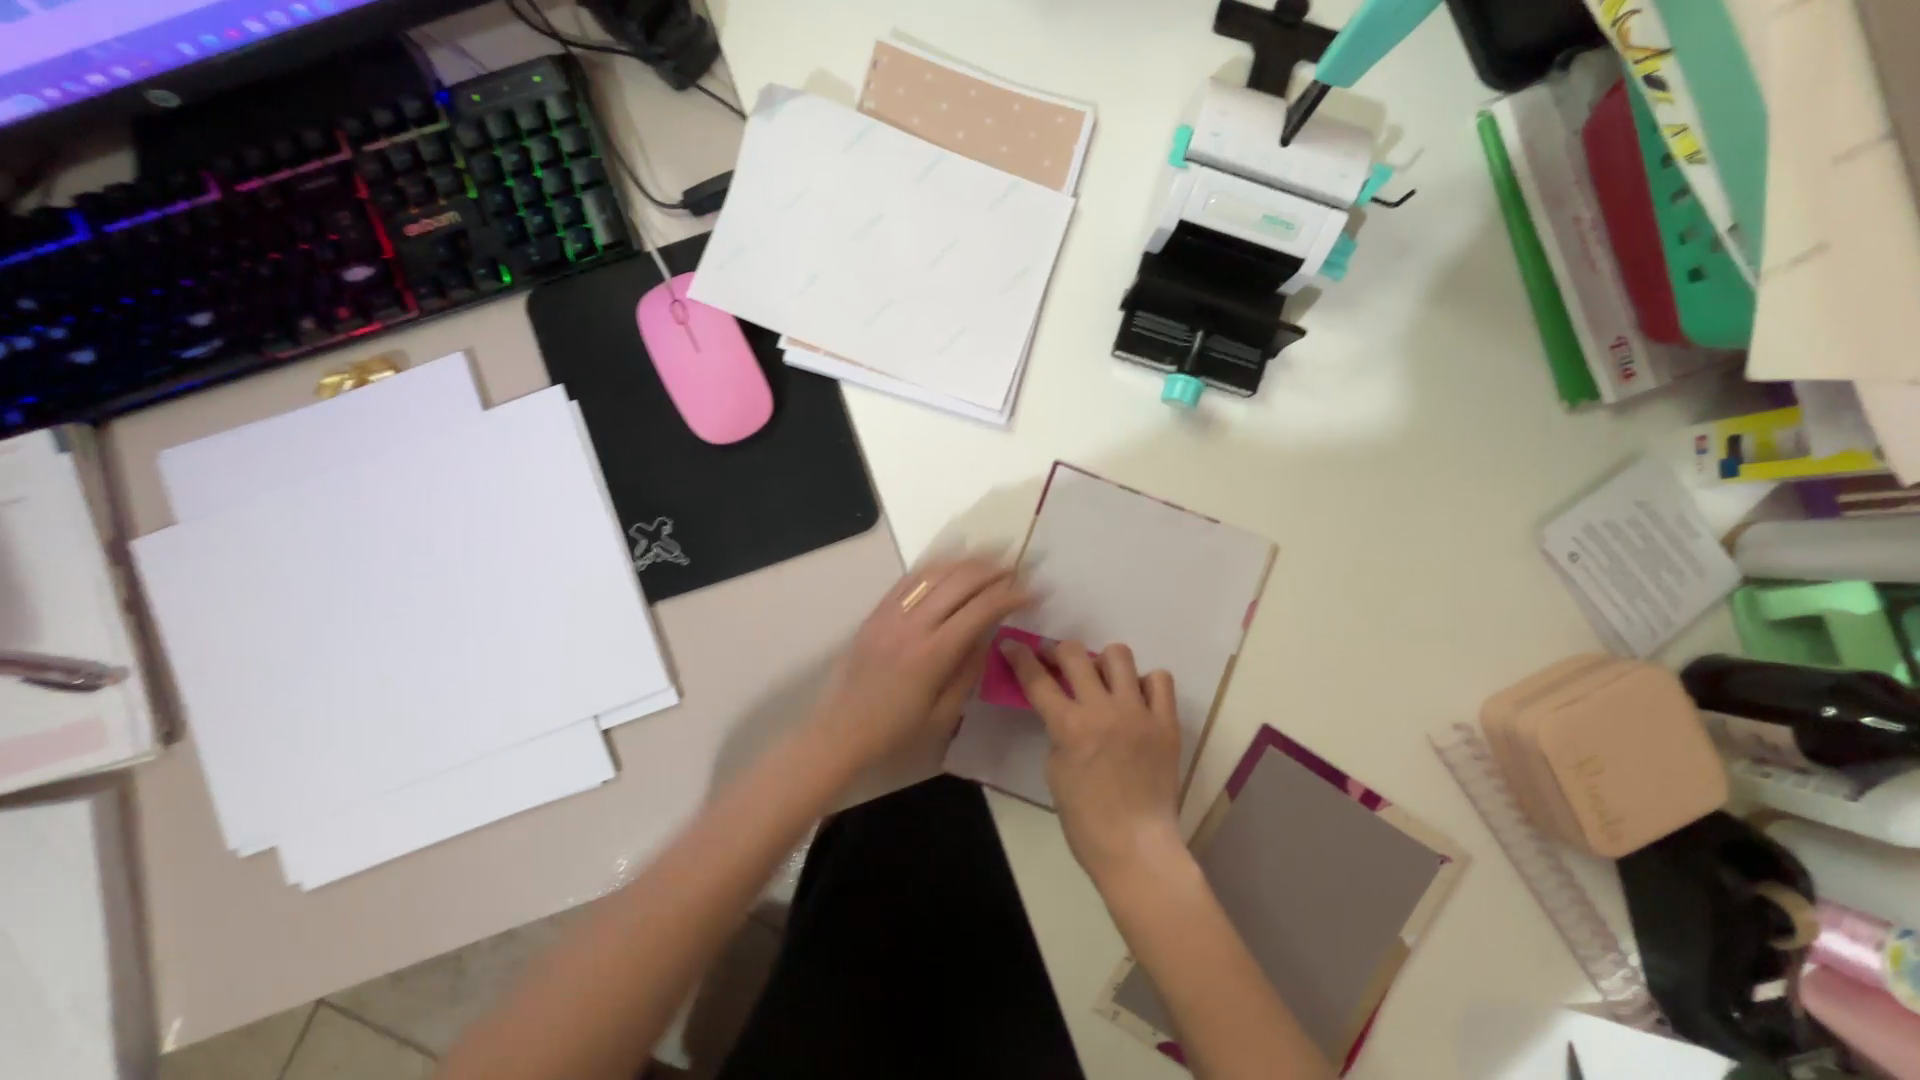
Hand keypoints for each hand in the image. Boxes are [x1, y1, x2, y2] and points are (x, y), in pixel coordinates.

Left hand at [809, 556, 1031, 772]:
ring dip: (968, 560)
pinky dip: (936, 564)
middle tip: (1021, 566)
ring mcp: (891, 613)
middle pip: (961, 581)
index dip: (1012, 594)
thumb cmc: (895, 732)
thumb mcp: (944, 715)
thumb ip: (969, 671)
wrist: (840, 731)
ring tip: (994, 554)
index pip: (982, 609)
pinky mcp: (877, 612)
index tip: (1035, 591)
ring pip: (935, 571)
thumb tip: (988, 635)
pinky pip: (910, 578)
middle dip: (996, 569)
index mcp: (933, 654)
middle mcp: (912, 624)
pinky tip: (953, 559)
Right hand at [1001, 640, 1186, 888]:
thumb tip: (1067, 713)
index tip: (1012, 644)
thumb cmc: (1085, 820)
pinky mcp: (1166, 723)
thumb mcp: (1056, 771)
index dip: (1019, 656)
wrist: (1136, 845)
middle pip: (1075, 654)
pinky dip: (1145, 684)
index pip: (1037, 679)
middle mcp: (1103, 710)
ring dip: (1103, 662)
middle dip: (1058, 650)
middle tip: (1055, 660)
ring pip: (1119, 656)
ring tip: (1102, 680)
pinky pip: (1159, 681)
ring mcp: (1139, 713)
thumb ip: (1059, 734)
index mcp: (1069, 726)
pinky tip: (1137, 699)